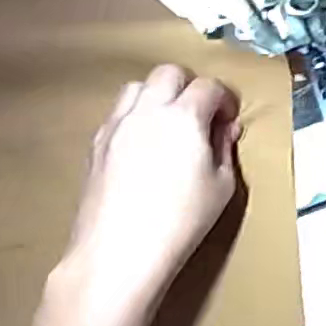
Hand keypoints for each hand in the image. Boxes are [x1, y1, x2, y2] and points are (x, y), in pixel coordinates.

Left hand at [50, 64, 240, 323]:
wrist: (119, 251)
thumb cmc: (181, 220)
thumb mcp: (223, 186)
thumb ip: (224, 149)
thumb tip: (224, 129)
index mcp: (184, 117)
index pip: (209, 86)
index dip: (225, 99)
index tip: (229, 120)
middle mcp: (147, 111)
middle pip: (169, 74)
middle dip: (190, 87)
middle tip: (201, 116)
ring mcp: (116, 125)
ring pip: (138, 87)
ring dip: (159, 96)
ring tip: (170, 126)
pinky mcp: (96, 144)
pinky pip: (119, 114)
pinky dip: (136, 117)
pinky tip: (145, 146)